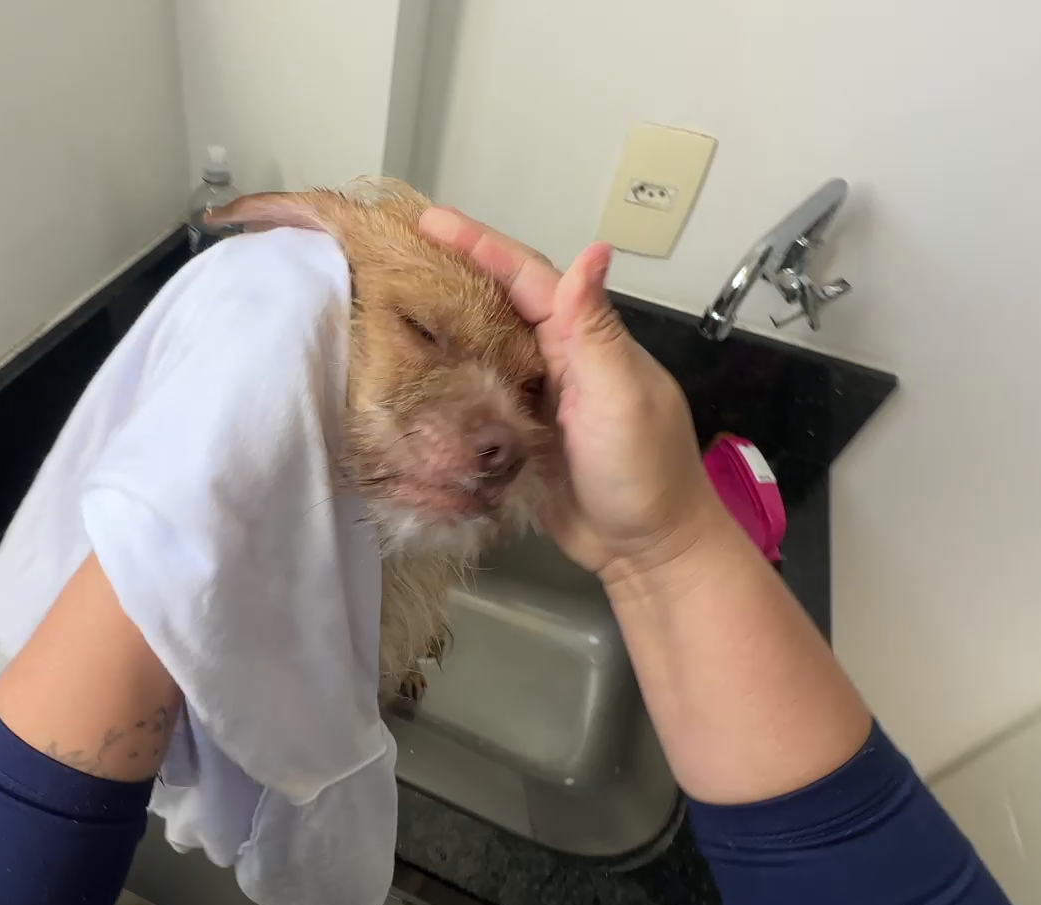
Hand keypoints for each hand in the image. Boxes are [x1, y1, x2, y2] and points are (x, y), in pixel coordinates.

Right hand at [419, 208, 731, 582]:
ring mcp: (536, 398)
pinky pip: (479, 395)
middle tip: (399, 255)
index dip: (480, 245)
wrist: (644, 547)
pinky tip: (418, 371)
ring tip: (395, 302)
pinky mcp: (519, 435)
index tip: (430, 221)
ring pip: (484, 347)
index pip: (526, 278)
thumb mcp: (620, 396)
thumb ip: (596, 331)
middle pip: (498, 304)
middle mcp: (556, 360)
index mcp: (582, 340)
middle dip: (454, 273)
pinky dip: (451, 378)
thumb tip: (592, 250)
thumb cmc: (642, 471)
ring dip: (445, 322)